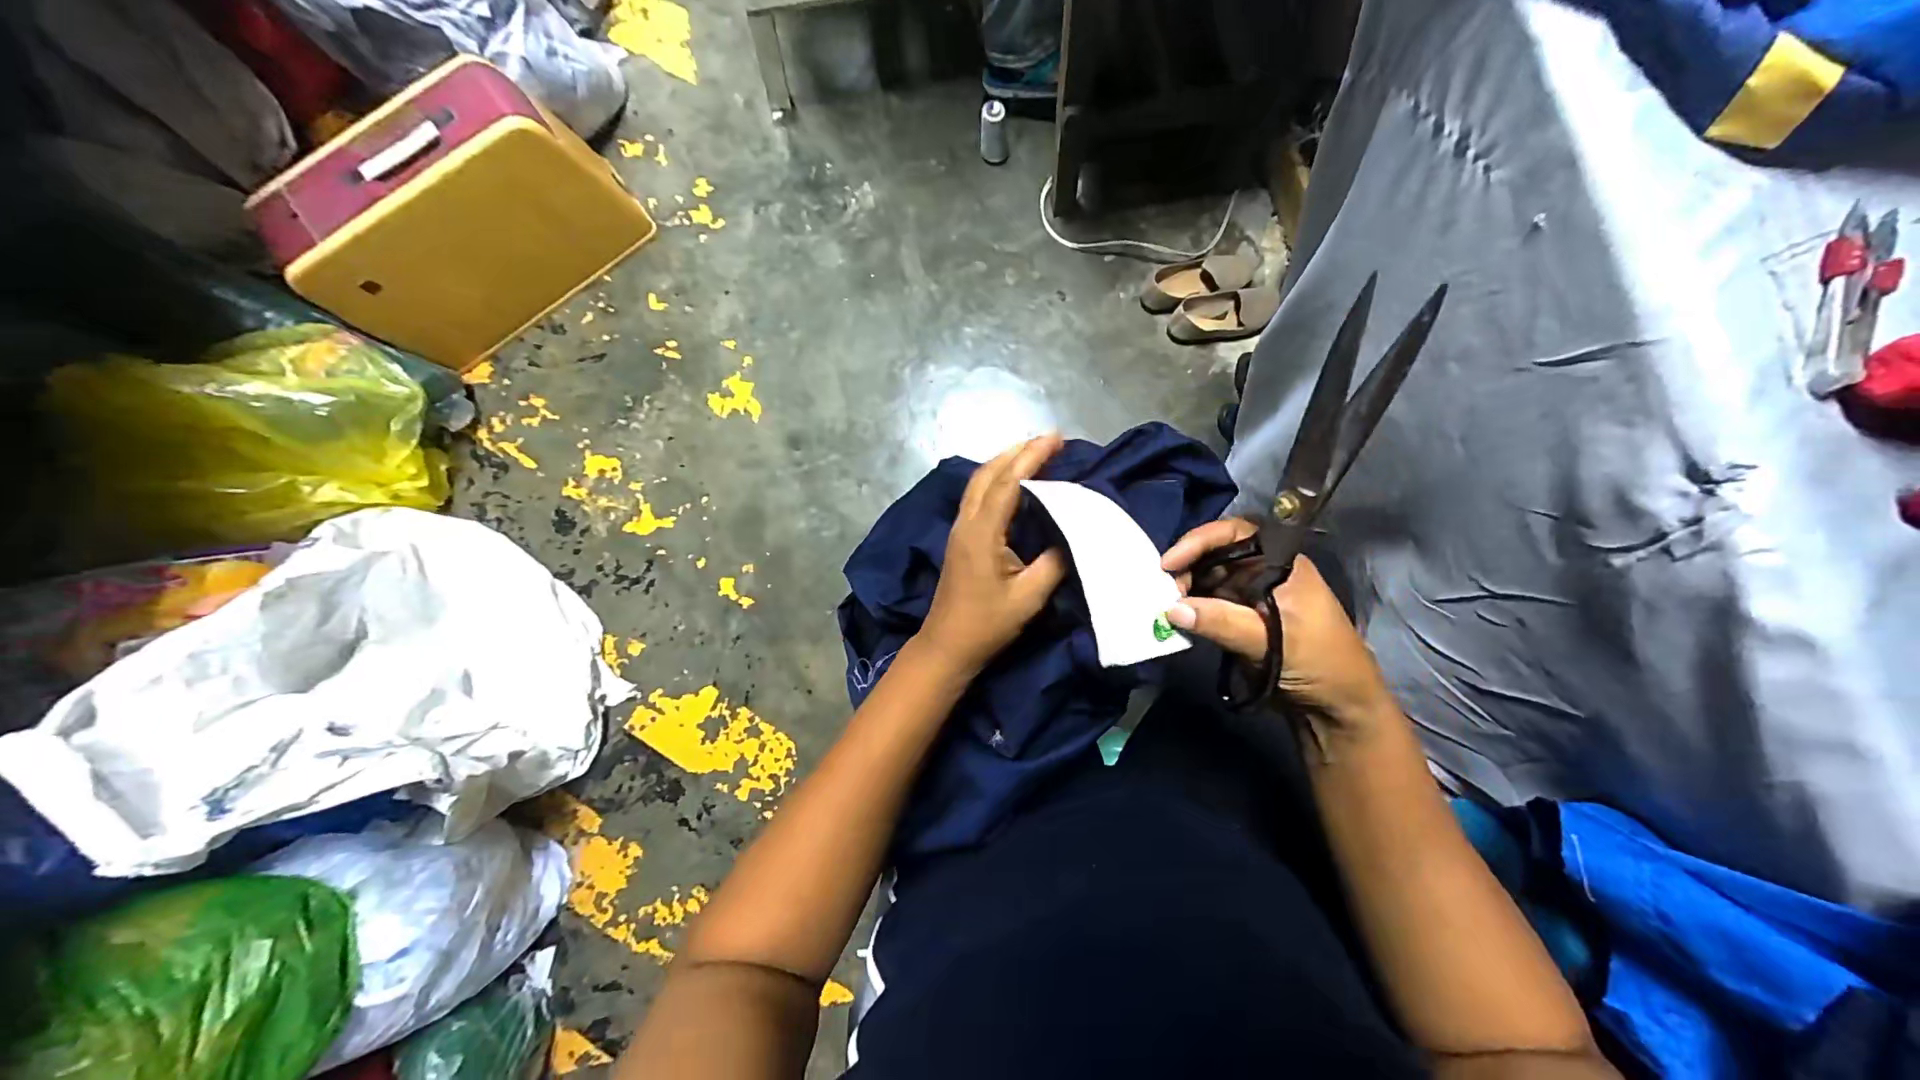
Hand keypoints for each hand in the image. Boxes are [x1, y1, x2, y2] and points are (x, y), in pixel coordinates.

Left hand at [918, 435, 1069, 675]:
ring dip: (1005, 462)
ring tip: (1035, 452)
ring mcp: (959, 529)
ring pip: (979, 482)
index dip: (1032, 457)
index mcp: (982, 532)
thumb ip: (1054, 562)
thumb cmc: (987, 624)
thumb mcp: (1029, 597)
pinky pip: (977, 496)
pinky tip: (1014, 483)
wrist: (947, 645)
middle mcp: (966, 523)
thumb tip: (1072, 534)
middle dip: (1018, 451)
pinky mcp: (960, 538)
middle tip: (1050, 440)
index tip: (1056, 438)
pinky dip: (997, 480)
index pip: (1008, 483)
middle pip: (988, 474)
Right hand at [1161, 518, 1394, 725]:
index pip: (1236, 534)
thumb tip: (1172, 608)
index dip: (1201, 540)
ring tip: (1162, 604)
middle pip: (1216, 555)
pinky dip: (1188, 609)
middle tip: (1162, 588)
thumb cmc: (1320, 664)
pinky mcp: (1238, 619)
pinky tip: (1172, 617)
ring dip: (1184, 589)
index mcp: (1282, 564)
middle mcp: (1263, 573)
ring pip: (1207, 580)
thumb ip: (1223, 622)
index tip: (1171, 562)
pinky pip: (1207, 605)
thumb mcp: (1272, 641)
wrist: (1337, 708)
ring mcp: (1250, 596)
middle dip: (1187, 566)